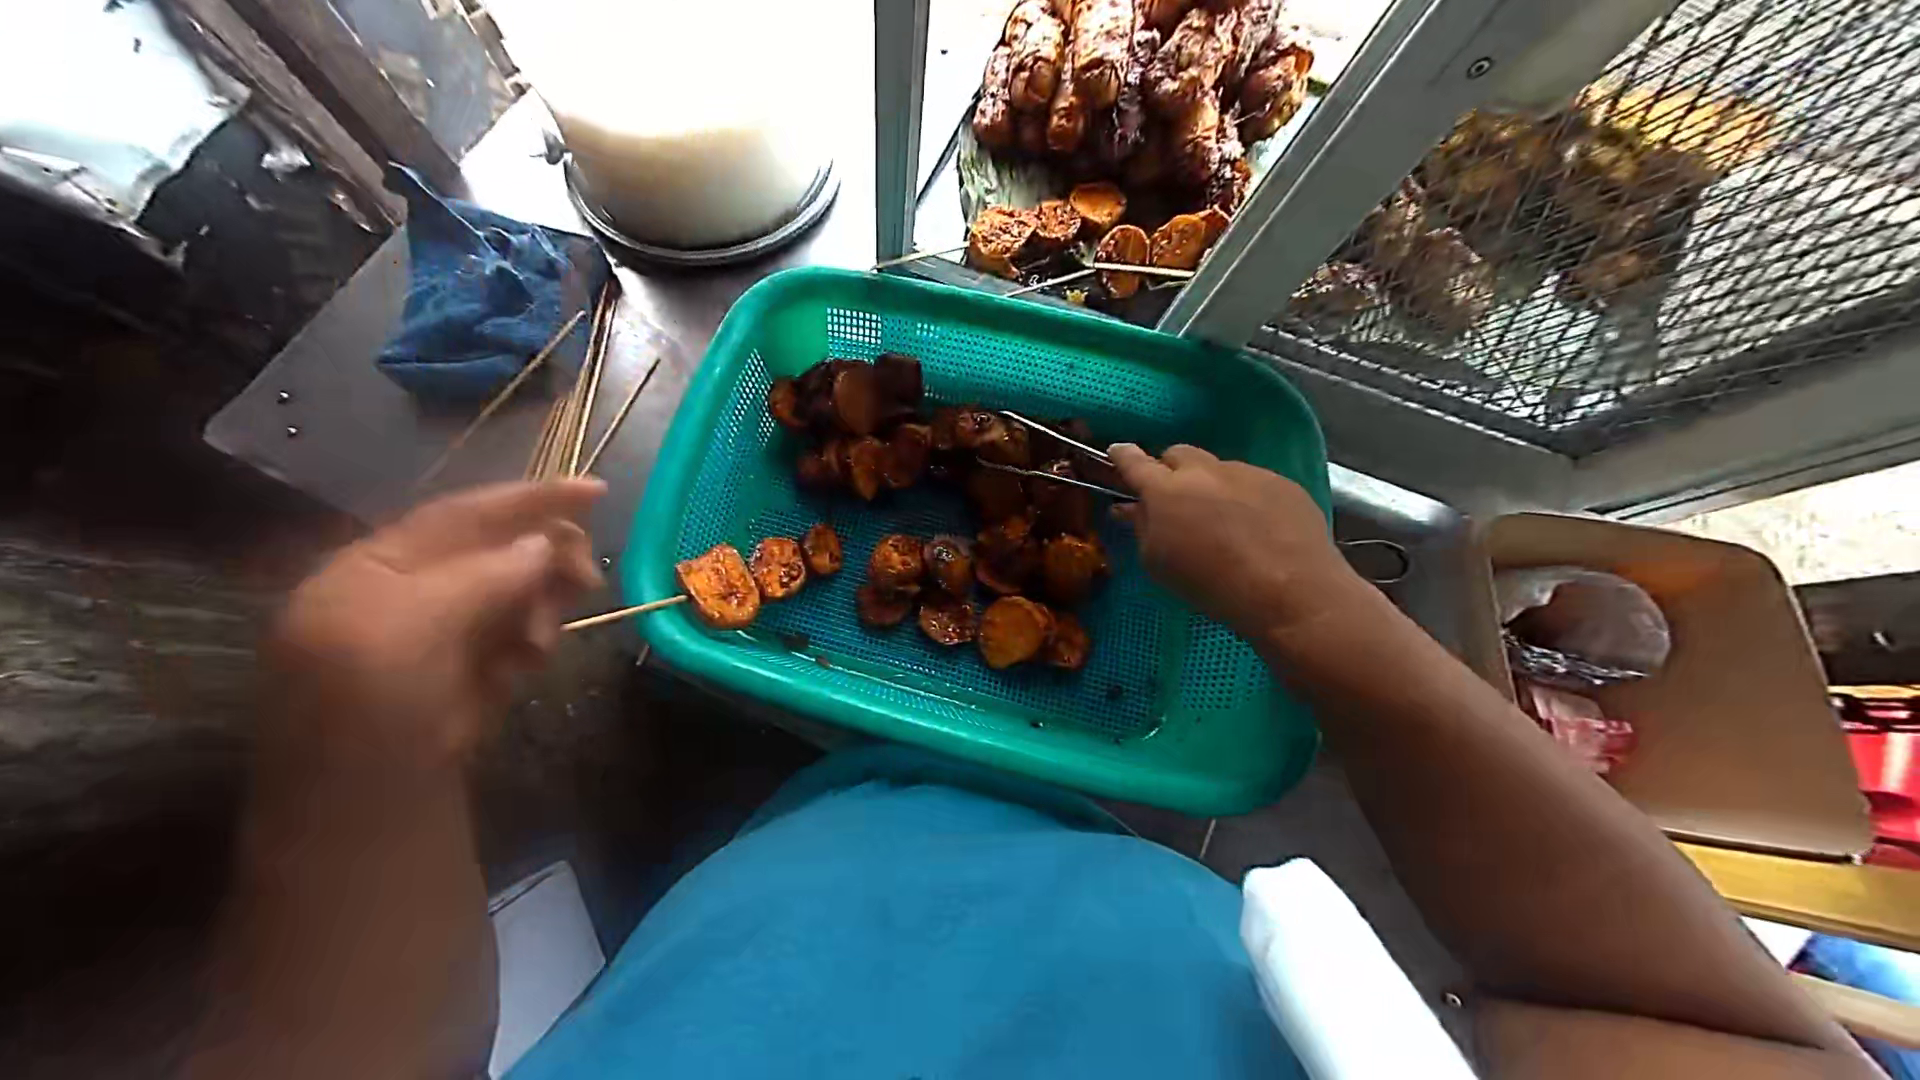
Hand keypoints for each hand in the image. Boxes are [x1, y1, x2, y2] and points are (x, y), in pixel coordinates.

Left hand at [266, 479, 605, 768]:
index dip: (531, 499)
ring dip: (542, 608)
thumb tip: (546, 543)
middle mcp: (420, 584)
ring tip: (536, 645)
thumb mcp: (414, 626)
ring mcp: (452, 624)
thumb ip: (484, 576)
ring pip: (524, 589)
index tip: (597, 490)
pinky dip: (534, 643)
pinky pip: (527, 629)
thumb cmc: (371, 702)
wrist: (369, 798)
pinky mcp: (481, 659)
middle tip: (587, 580)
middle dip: (546, 561)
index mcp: (382, 563)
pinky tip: (523, 668)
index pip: (466, 514)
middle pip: (504, 548)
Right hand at [1109, 444, 1368, 640]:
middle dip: (1170, 470)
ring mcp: (1246, 472)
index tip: (1117, 452)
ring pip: (1217, 468)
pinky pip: (1252, 481)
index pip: (1134, 461)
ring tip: (1222, 522)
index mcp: (1165, 490)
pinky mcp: (1282, 482)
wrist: (1288, 591)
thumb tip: (1133, 508)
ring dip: (1210, 485)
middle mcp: (1204, 470)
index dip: (1123, 456)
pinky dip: (1244, 497)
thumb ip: (1142, 527)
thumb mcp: (1158, 563)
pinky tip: (1255, 528)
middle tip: (1174, 499)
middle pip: (1178, 453)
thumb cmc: (1209, 583)